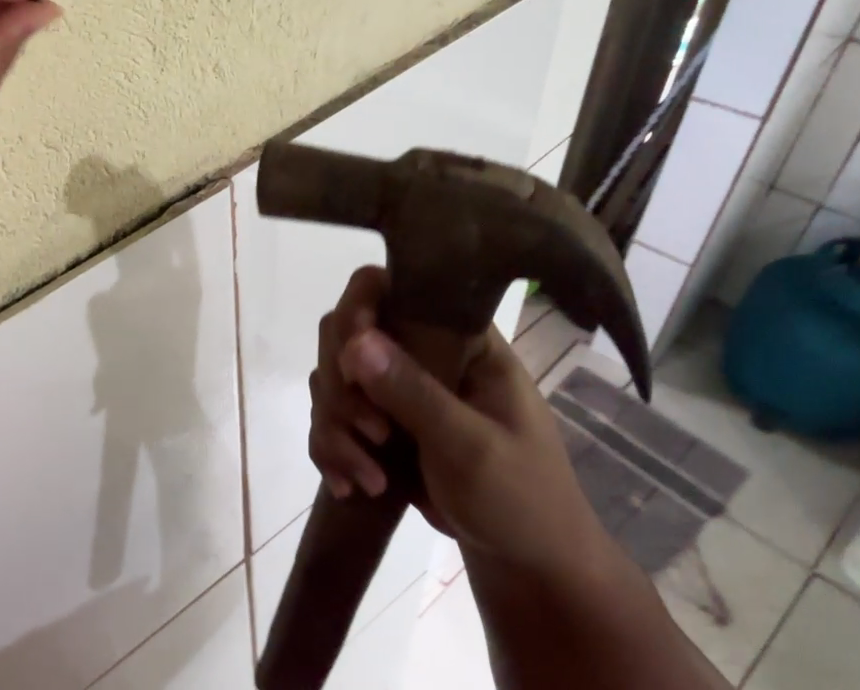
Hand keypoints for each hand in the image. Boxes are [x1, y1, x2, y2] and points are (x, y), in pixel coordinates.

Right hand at [309, 267, 608, 578]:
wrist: (528, 570)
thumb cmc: (520, 501)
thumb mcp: (471, 447)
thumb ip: (413, 392)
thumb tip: (353, 340)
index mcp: (461, 342)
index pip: (393, 289)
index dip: (359, 310)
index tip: (350, 357)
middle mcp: (424, 356)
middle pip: (345, 336)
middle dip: (343, 390)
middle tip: (371, 433)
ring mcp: (398, 392)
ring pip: (332, 382)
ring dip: (336, 429)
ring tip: (369, 480)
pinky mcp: (379, 428)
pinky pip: (331, 420)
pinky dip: (331, 450)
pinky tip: (348, 485)